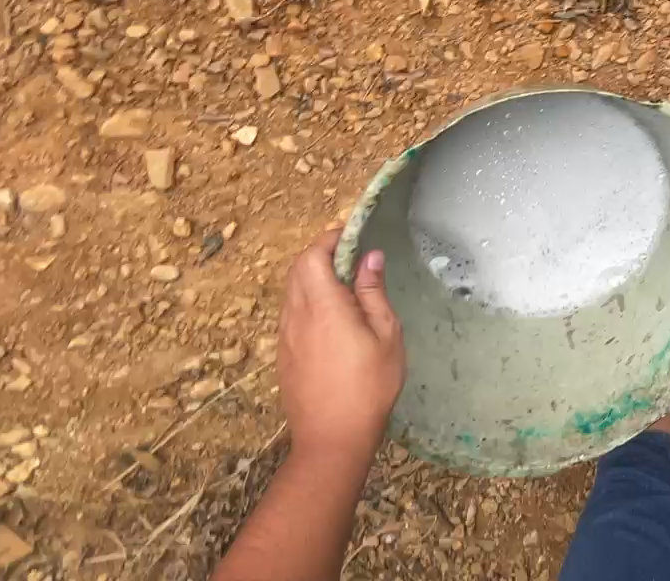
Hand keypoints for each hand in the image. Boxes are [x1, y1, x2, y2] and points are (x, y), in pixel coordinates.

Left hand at [277, 230, 404, 462]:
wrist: (332, 438)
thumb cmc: (370, 384)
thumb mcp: (386, 334)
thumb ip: (373, 293)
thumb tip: (370, 258)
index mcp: (323, 309)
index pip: (312, 258)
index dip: (329, 239)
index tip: (353, 232)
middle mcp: (297, 318)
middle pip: (296, 271)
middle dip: (320, 252)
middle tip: (352, 250)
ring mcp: (285, 338)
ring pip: (291, 291)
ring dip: (313, 275)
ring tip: (347, 278)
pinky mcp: (284, 355)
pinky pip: (291, 312)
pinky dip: (309, 297)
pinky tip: (335, 310)